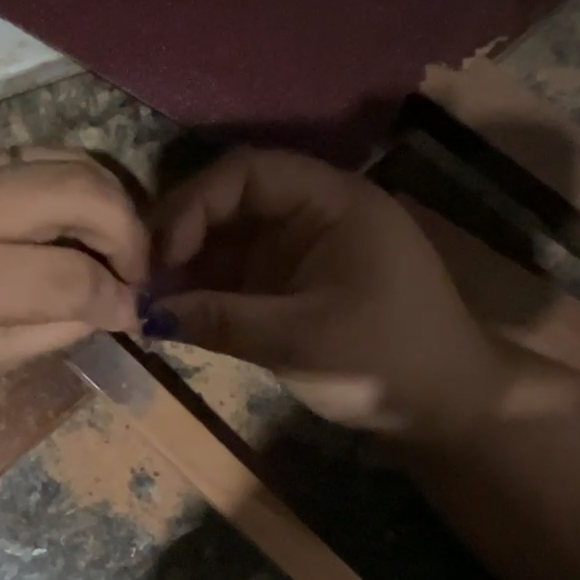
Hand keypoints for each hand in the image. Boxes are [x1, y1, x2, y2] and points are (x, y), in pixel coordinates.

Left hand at [0, 147, 147, 399]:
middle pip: (78, 187)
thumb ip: (50, 332)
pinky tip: (71, 219)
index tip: (133, 314)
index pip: (70, 274)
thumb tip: (112, 306)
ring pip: (60, 156)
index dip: (117, 297)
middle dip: (127, 229)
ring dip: (103, 195)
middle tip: (134, 270)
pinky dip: (66, 181)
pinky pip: (28, 155)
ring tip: (112, 242)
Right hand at [152, 149, 510, 437]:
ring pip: (226, 242)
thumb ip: (220, 320)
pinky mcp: (289, 288)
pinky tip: (171, 315)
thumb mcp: (297, 340)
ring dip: (184, 268)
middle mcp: (310, 216)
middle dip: (180, 236)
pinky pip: (234, 277)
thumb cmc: (383, 361)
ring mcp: (298, 253)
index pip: (246, 173)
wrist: (441, 406)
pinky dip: (202, 294)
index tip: (160, 257)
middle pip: (229, 203)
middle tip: (138, 280)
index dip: (194, 206)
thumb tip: (142, 315)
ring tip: (145, 301)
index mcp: (331, 203)